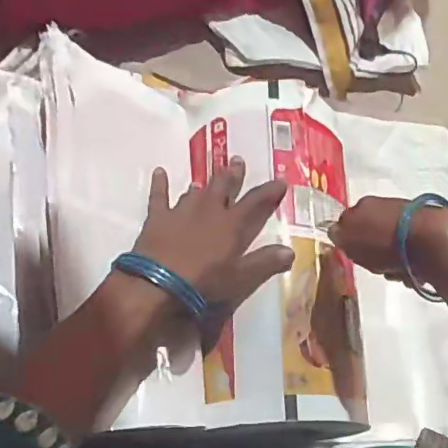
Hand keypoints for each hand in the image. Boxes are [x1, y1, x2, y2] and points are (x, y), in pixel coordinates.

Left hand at [130, 159, 295, 318]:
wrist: (158, 286)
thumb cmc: (203, 284)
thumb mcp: (240, 280)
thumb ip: (264, 264)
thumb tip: (290, 251)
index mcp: (232, 225)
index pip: (256, 203)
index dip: (269, 192)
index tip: (280, 181)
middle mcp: (209, 211)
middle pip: (223, 187)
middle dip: (233, 175)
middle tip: (238, 161)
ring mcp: (181, 212)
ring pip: (196, 191)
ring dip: (203, 184)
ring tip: (207, 178)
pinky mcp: (157, 219)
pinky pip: (159, 196)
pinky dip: (160, 184)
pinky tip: (159, 172)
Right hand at [329, 195, 447, 294]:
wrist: (434, 242)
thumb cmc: (386, 243)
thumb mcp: (351, 241)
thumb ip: (340, 235)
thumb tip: (335, 231)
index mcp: (366, 204)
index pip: (350, 222)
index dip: (350, 241)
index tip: (353, 256)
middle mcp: (389, 205)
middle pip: (373, 233)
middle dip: (373, 251)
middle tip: (374, 266)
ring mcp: (411, 217)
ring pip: (393, 244)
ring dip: (392, 260)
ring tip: (394, 272)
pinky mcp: (431, 233)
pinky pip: (411, 252)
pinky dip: (409, 263)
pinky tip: (411, 273)